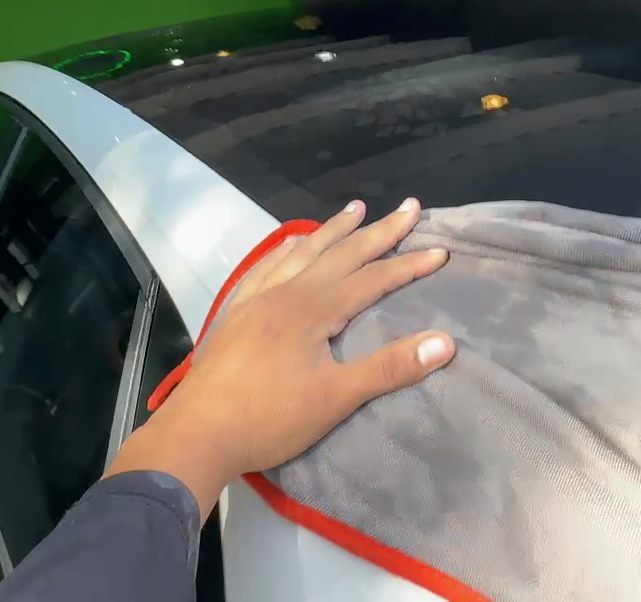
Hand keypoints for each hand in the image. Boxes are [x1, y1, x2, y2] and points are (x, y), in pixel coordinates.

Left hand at [105, 199, 454, 513]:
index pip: (374, 278)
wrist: (195, 435)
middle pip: (343, 253)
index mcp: (316, 309)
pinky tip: (291, 243)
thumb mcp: (336, 399)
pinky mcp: (237, 310)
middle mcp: (289, 291)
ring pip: (305, 252)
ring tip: (356, 208)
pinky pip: (267, 266)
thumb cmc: (269, 419)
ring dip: (334, 229)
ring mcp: (259, 297)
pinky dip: (287, 249)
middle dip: (379, 231)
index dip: (409, 264)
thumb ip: (390, 367)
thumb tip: (445, 342)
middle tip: (409, 206)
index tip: (441, 250)